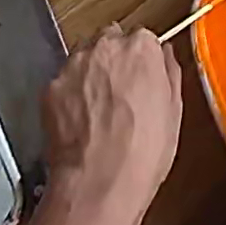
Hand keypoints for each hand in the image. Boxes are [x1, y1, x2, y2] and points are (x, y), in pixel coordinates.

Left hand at [44, 24, 183, 206]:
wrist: (98, 187)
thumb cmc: (142, 153)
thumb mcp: (173, 111)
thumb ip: (169, 71)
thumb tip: (165, 54)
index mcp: (141, 47)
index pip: (142, 38)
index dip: (142, 60)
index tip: (141, 77)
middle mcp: (106, 46)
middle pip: (110, 40)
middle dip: (114, 59)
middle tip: (118, 92)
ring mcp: (76, 64)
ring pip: (84, 57)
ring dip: (90, 72)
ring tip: (96, 109)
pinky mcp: (52, 86)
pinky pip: (63, 82)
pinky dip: (69, 96)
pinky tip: (78, 122)